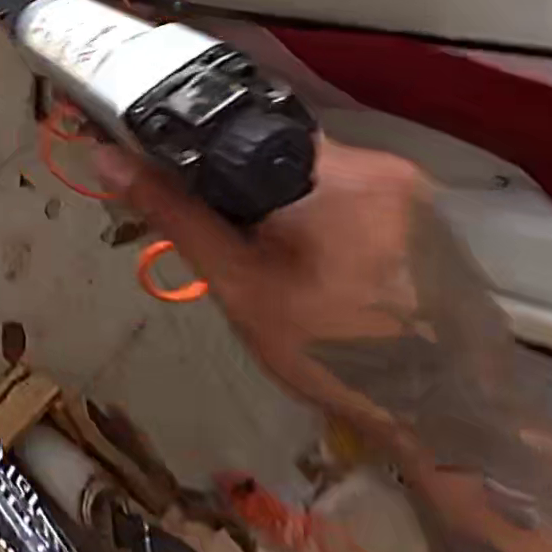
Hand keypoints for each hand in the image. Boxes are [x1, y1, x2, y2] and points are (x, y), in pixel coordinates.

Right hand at [96, 137, 428, 429]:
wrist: (447, 423)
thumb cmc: (333, 348)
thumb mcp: (235, 280)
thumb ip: (172, 210)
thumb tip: (105, 156)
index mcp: (342, 173)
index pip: (240, 127)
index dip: (188, 145)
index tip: (157, 168)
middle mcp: (383, 168)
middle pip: (268, 149)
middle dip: (228, 180)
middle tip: (208, 225)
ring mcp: (409, 193)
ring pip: (297, 172)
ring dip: (263, 197)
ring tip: (246, 245)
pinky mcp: (418, 217)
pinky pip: (331, 192)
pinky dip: (298, 211)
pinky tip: (290, 254)